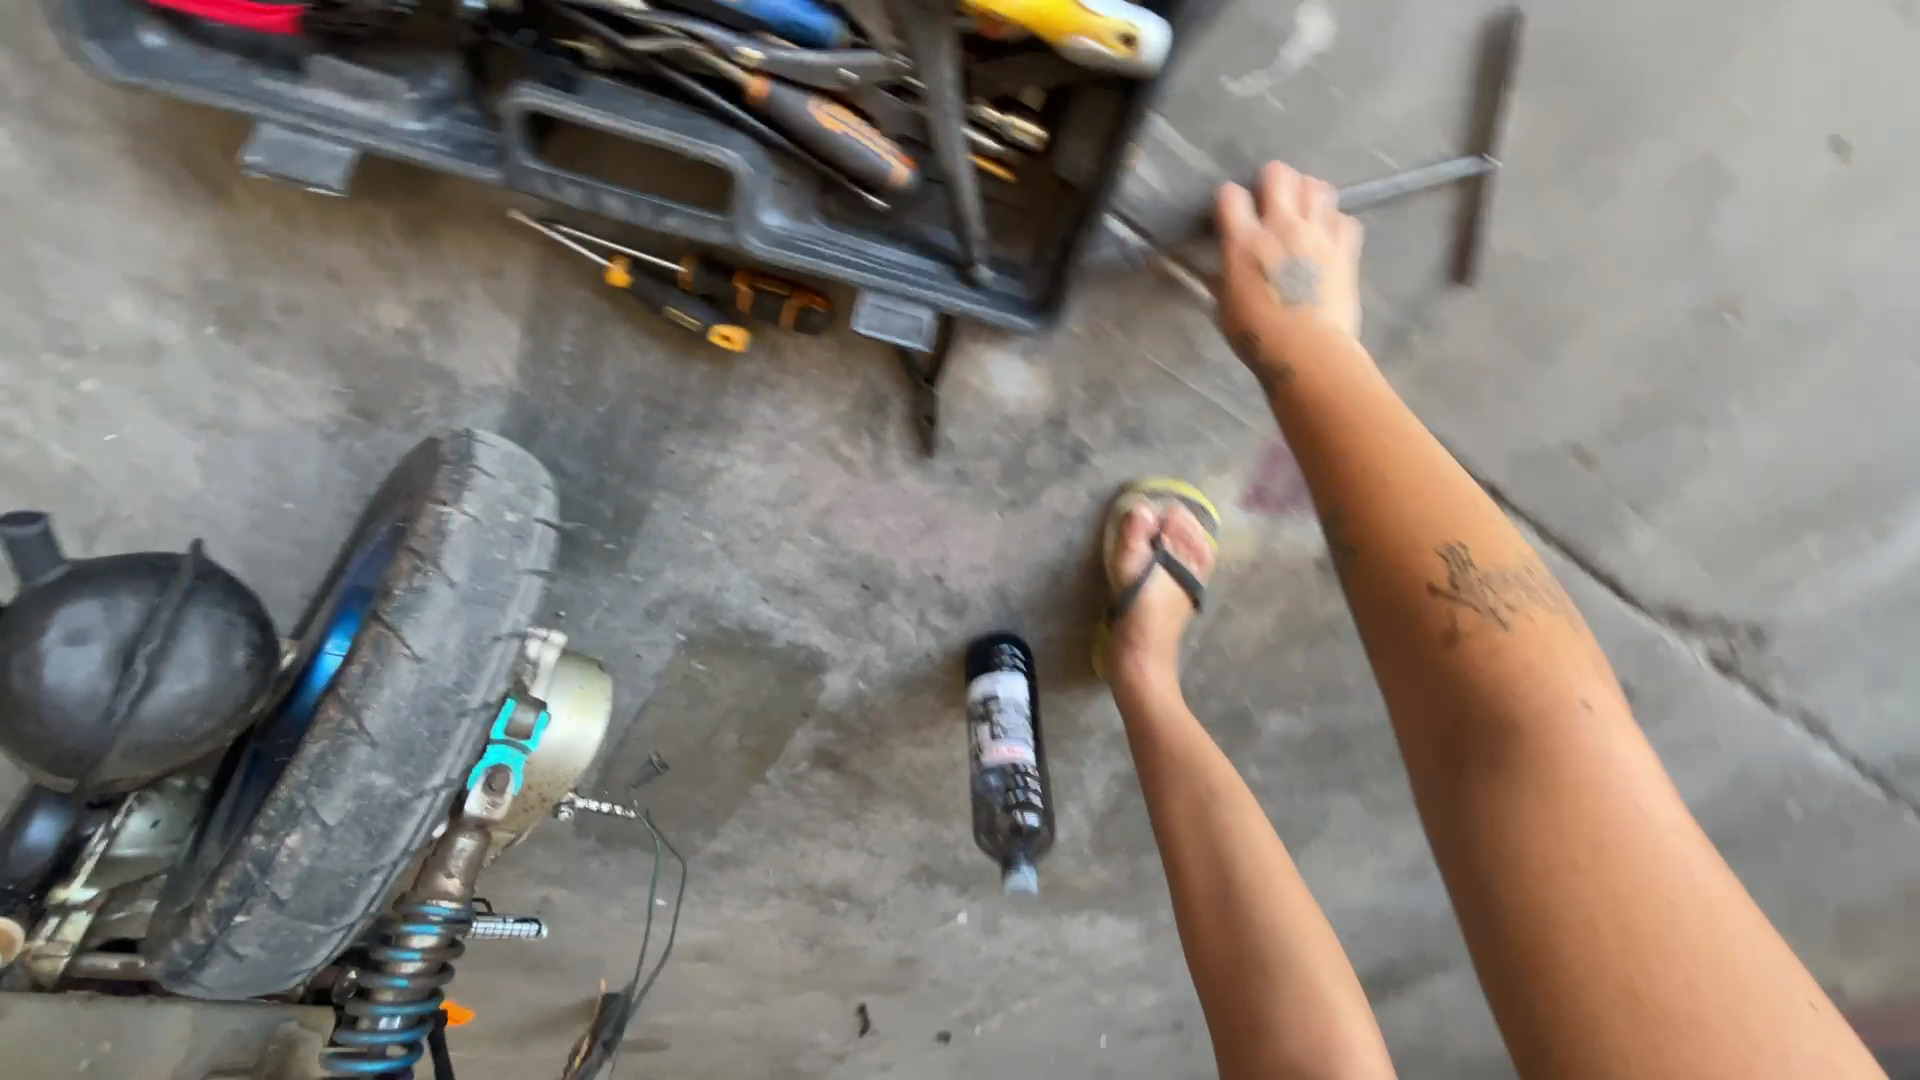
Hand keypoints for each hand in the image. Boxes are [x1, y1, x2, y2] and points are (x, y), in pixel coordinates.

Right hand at [1215, 162, 1364, 391]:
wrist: (1307, 352)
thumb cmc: (1256, 337)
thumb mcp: (1225, 308)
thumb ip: (1224, 279)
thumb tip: (1222, 268)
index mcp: (1244, 244)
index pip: (1230, 196)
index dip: (1228, 198)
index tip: (1228, 213)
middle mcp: (1282, 227)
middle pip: (1279, 174)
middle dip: (1270, 180)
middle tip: (1268, 200)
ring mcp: (1318, 234)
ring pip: (1316, 186)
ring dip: (1305, 193)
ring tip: (1300, 210)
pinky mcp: (1345, 248)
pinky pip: (1343, 218)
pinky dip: (1334, 222)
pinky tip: (1326, 236)